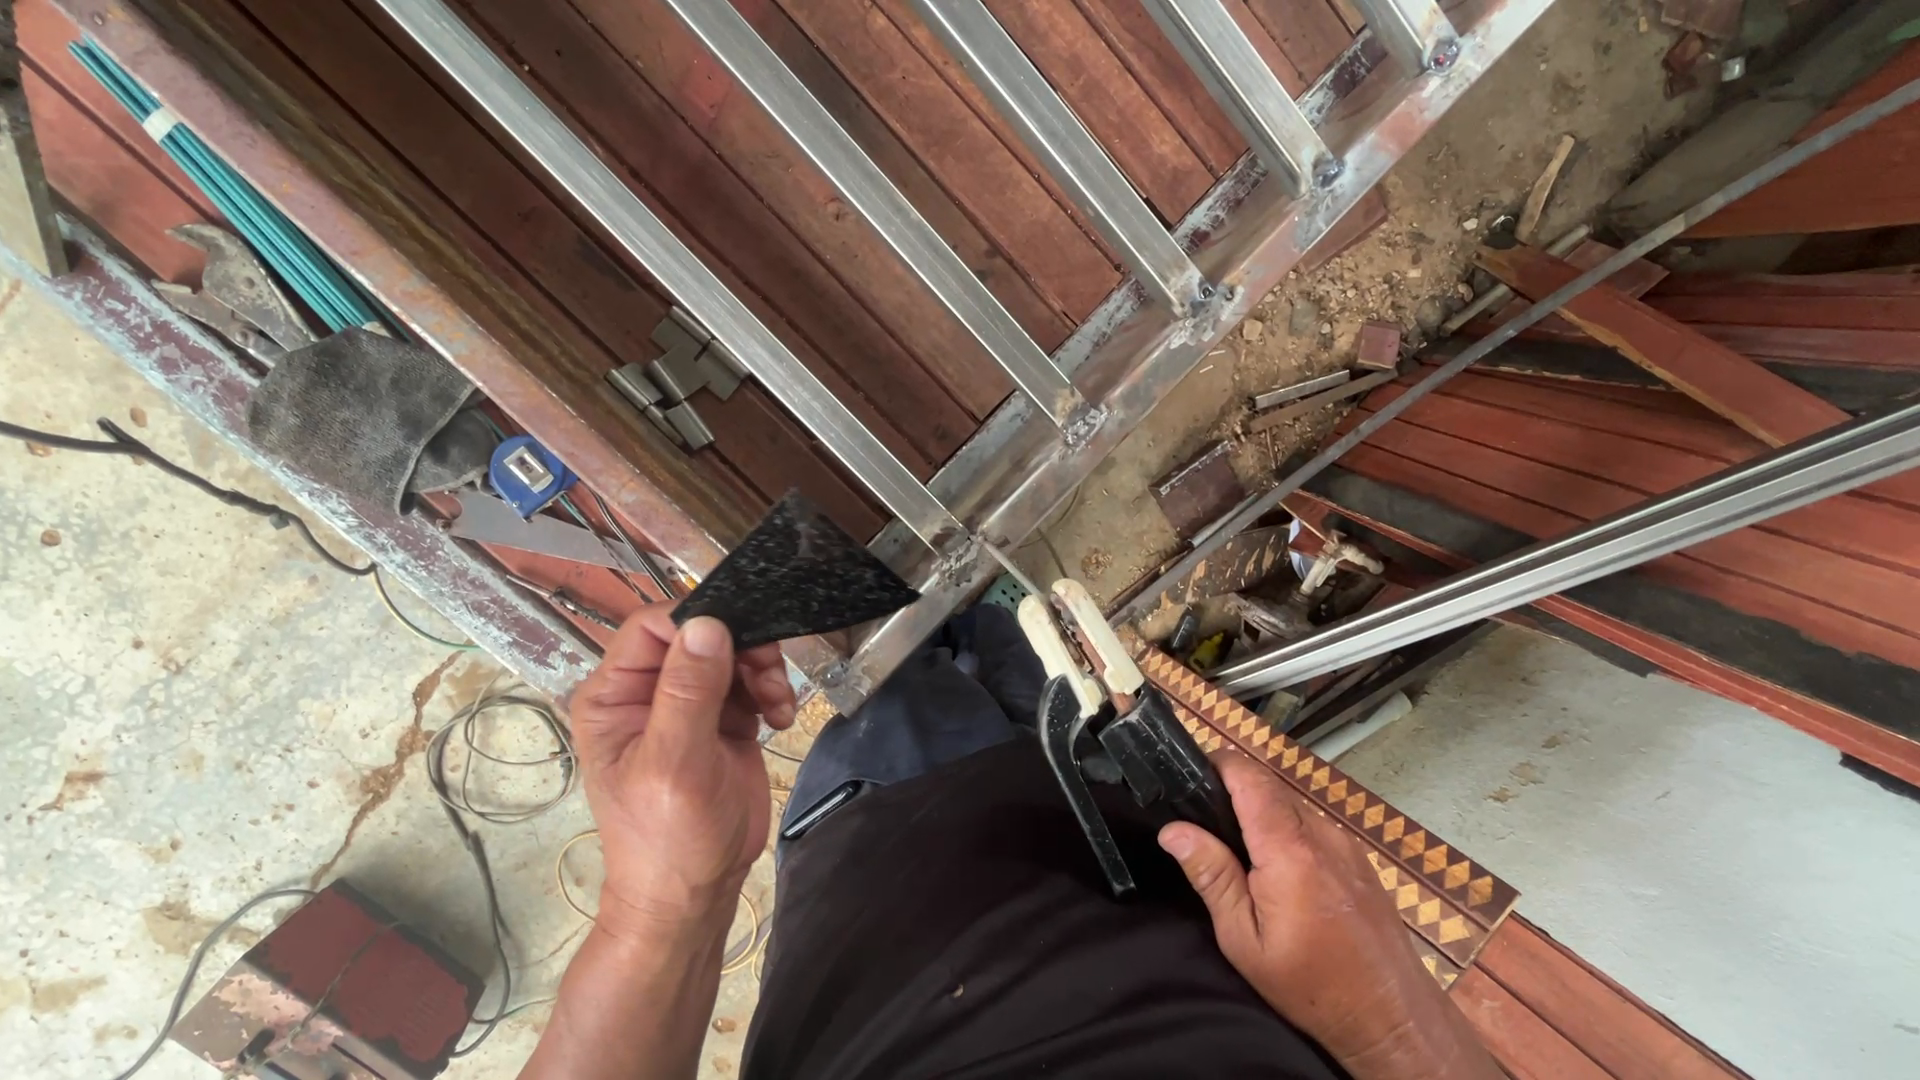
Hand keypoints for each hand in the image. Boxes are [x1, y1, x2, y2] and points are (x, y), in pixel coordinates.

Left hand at [568, 604, 796, 941]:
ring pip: (731, 652)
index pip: (653, 627)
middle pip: (700, 634)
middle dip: (741, 648)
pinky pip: (750, 681)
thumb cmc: (668, 838)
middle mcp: (647, 692)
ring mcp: (688, 704)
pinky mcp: (723, 719)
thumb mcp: (675, 764)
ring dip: (762, 669)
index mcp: (614, 695)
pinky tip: (780, 718)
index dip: (698, 623)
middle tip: (769, 679)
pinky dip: (771, 690)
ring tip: (777, 705)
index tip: (741, 644)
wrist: (697, 893)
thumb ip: (688, 692)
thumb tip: (707, 623)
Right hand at [1159, 753, 1497, 1079]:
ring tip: (1238, 851)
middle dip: (1234, 790)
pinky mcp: (1358, 858)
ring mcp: (1345, 843)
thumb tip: (1173, 830)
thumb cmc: (1310, 985)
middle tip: (1202, 820)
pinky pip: (1312, 825)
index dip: (1218, 764)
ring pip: (1291, 804)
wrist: (1393, 1018)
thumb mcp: (1244, 939)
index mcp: (1288, 849)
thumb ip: (1211, 876)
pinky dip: (1287, 831)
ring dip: (1261, 812)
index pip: (1250, 776)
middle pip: (1269, 785)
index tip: (1189, 772)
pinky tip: (1277, 870)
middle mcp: (1321, 834)